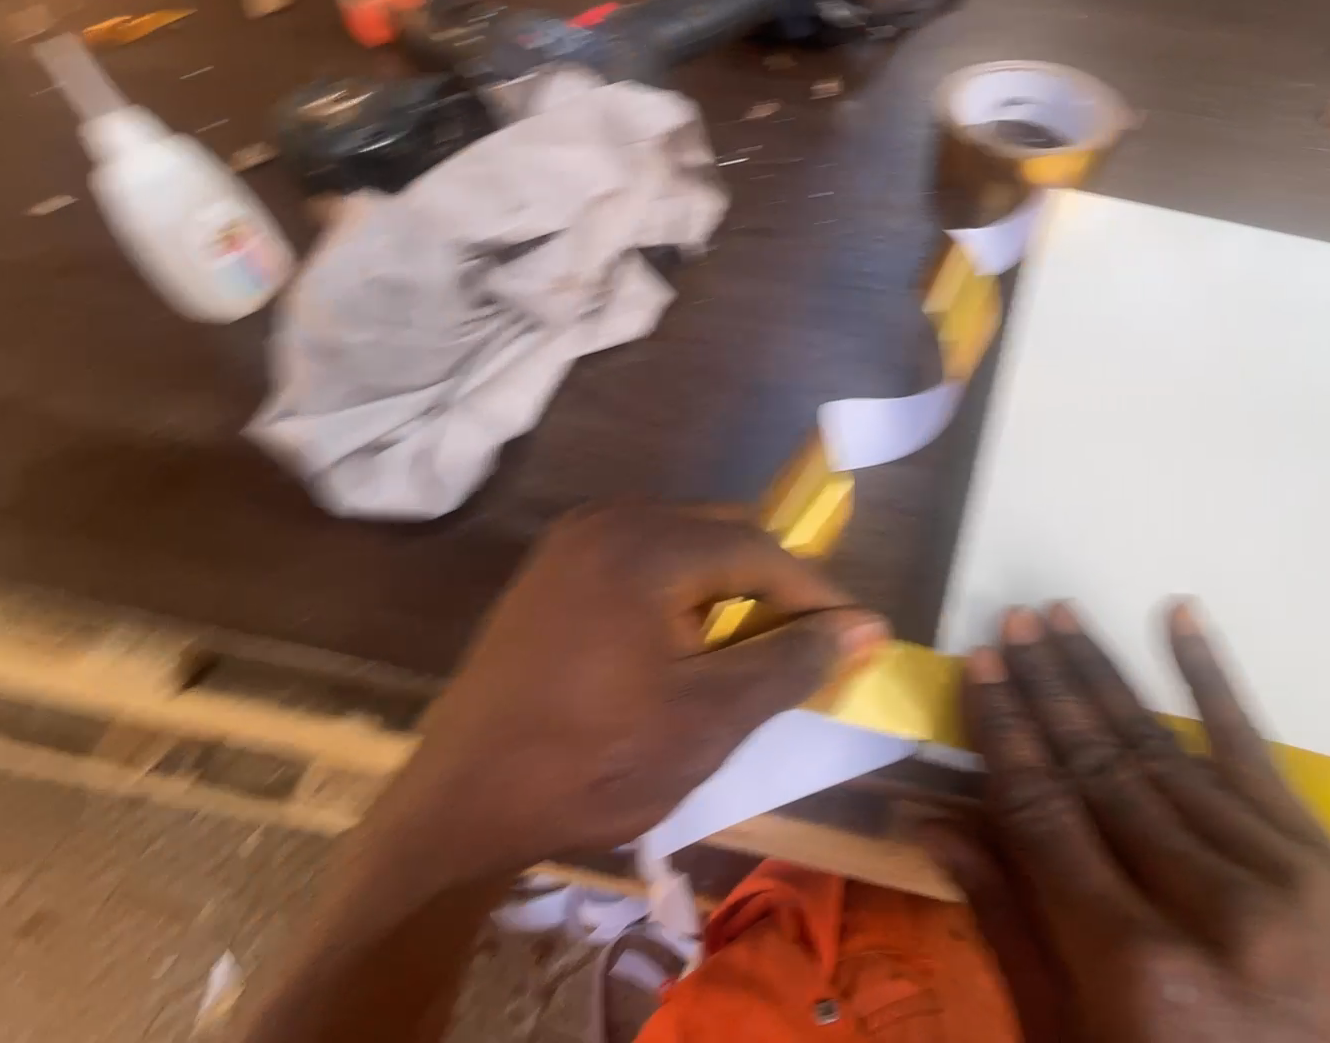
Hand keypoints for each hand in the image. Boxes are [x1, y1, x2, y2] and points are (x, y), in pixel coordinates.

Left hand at [362, 505, 891, 884]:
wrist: (460, 806)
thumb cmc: (593, 766)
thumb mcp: (711, 719)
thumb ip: (793, 662)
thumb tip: (869, 628)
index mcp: (645, 548)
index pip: (762, 551)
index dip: (817, 594)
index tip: (855, 637)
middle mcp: (607, 522)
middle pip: (725, 534)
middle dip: (774, 587)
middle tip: (801, 645)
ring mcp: (572, 542)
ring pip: (686, 544)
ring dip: (730, 589)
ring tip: (748, 649)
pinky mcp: (553, 570)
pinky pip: (644, 559)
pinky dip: (683, 592)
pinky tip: (686, 643)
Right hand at [924, 602, 1329, 1042]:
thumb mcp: (1064, 1042)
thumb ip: (1007, 924)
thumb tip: (936, 822)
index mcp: (1136, 965)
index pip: (1045, 812)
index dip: (1005, 733)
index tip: (978, 665)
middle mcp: (1212, 907)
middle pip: (1102, 769)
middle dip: (1049, 687)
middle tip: (1015, 621)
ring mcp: (1282, 879)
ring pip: (1164, 752)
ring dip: (1106, 677)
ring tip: (1064, 617)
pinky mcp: (1325, 867)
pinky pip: (1256, 755)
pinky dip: (1214, 680)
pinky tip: (1181, 616)